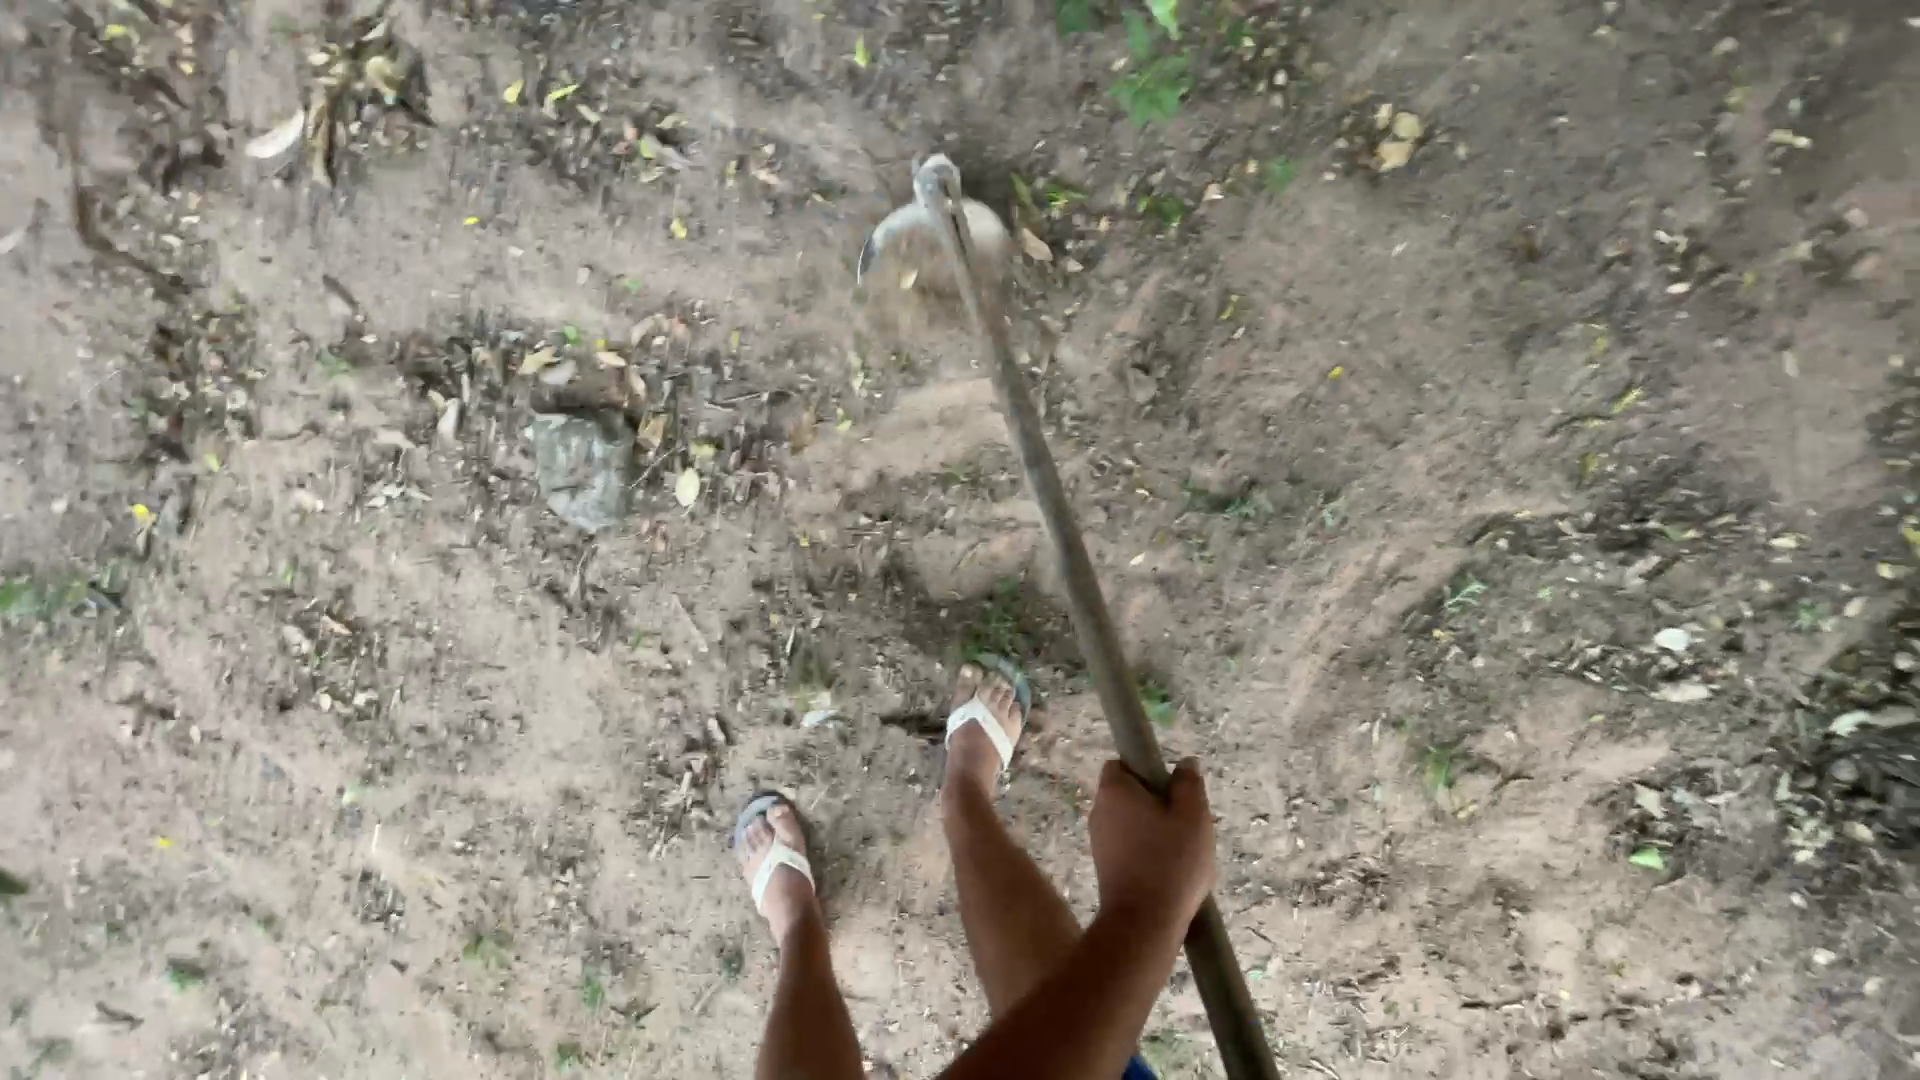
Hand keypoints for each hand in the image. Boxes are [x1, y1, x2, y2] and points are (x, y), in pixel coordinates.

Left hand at [1088, 758, 1214, 936]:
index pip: (1120, 765)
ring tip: (1181, 850)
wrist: (1143, 923)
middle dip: (1154, 803)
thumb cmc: (1170, 861)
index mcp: (1113, 790)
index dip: (1145, 771)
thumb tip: (1185, 762)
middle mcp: (1098, 810)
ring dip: (1153, 830)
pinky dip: (1145, 852)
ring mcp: (1098, 841)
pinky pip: (1127, 847)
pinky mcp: (1103, 867)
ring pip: (1129, 823)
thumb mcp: (1193, 817)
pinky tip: (1169, 871)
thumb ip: (1189, 785)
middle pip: (1127, 794)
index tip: (1170, 789)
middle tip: (1184, 821)